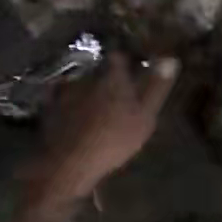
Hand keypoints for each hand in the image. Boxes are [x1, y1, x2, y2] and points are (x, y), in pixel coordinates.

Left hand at [28, 53, 177, 203]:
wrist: (70, 163)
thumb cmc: (113, 140)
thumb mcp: (145, 117)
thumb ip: (156, 87)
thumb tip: (170, 59)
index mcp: (112, 77)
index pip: (119, 57)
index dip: (126, 62)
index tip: (132, 71)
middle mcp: (87, 77)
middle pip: (99, 71)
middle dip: (107, 80)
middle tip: (116, 97)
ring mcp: (66, 92)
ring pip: (81, 86)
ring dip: (88, 93)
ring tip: (95, 111)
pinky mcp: (50, 109)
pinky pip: (61, 101)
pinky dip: (69, 106)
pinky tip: (74, 119)